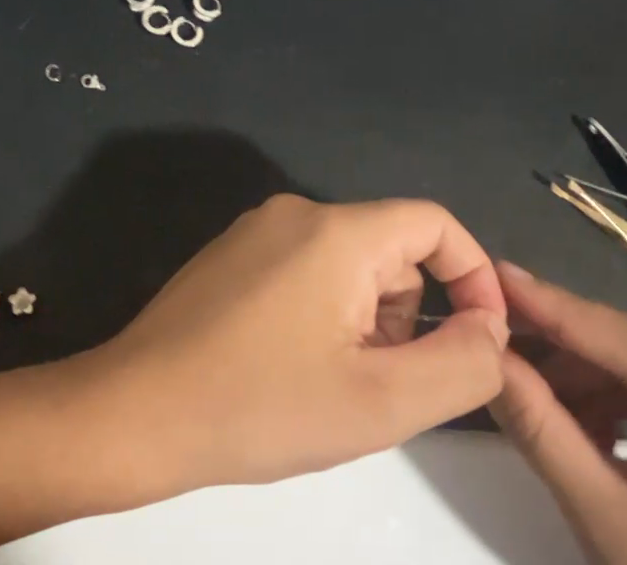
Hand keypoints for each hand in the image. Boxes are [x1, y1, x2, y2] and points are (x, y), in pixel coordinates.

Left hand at [90, 194, 509, 491]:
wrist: (137, 412)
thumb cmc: (260, 406)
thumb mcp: (382, 401)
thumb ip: (461, 363)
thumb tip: (489, 328)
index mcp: (333, 231)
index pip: (433, 223)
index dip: (473, 277)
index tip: (476, 342)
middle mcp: (292, 214)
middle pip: (388, 250)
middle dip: (406, 315)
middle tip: (380, 383)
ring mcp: (251, 234)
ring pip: (345, 267)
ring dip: (364, 322)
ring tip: (331, 384)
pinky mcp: (225, 259)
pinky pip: (301, 274)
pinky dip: (322, 316)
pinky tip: (289, 370)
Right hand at [488, 262, 626, 564]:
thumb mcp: (603, 523)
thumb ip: (542, 432)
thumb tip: (487, 356)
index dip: (570, 312)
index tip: (502, 279)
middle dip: (572, 339)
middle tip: (501, 332)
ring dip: (593, 364)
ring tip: (543, 394)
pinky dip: (623, 383)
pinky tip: (590, 413)